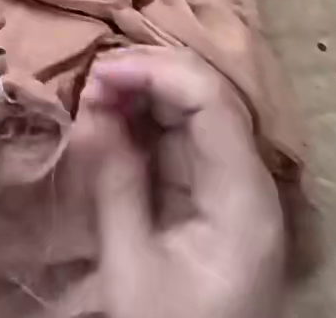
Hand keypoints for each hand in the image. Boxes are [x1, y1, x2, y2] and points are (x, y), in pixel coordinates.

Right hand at [72, 47, 285, 317]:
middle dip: (143, 72)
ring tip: (93, 93)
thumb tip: (95, 105)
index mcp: (243, 198)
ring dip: (138, 87)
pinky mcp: (207, 187)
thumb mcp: (132, 264)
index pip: (211, 101)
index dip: (153, 71)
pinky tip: (108, 111)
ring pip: (189, 103)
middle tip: (90, 82)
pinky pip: (176, 129)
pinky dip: (139, 111)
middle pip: (204, 93)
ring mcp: (228, 180)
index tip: (98, 75)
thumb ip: (115, 180)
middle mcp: (246, 178)